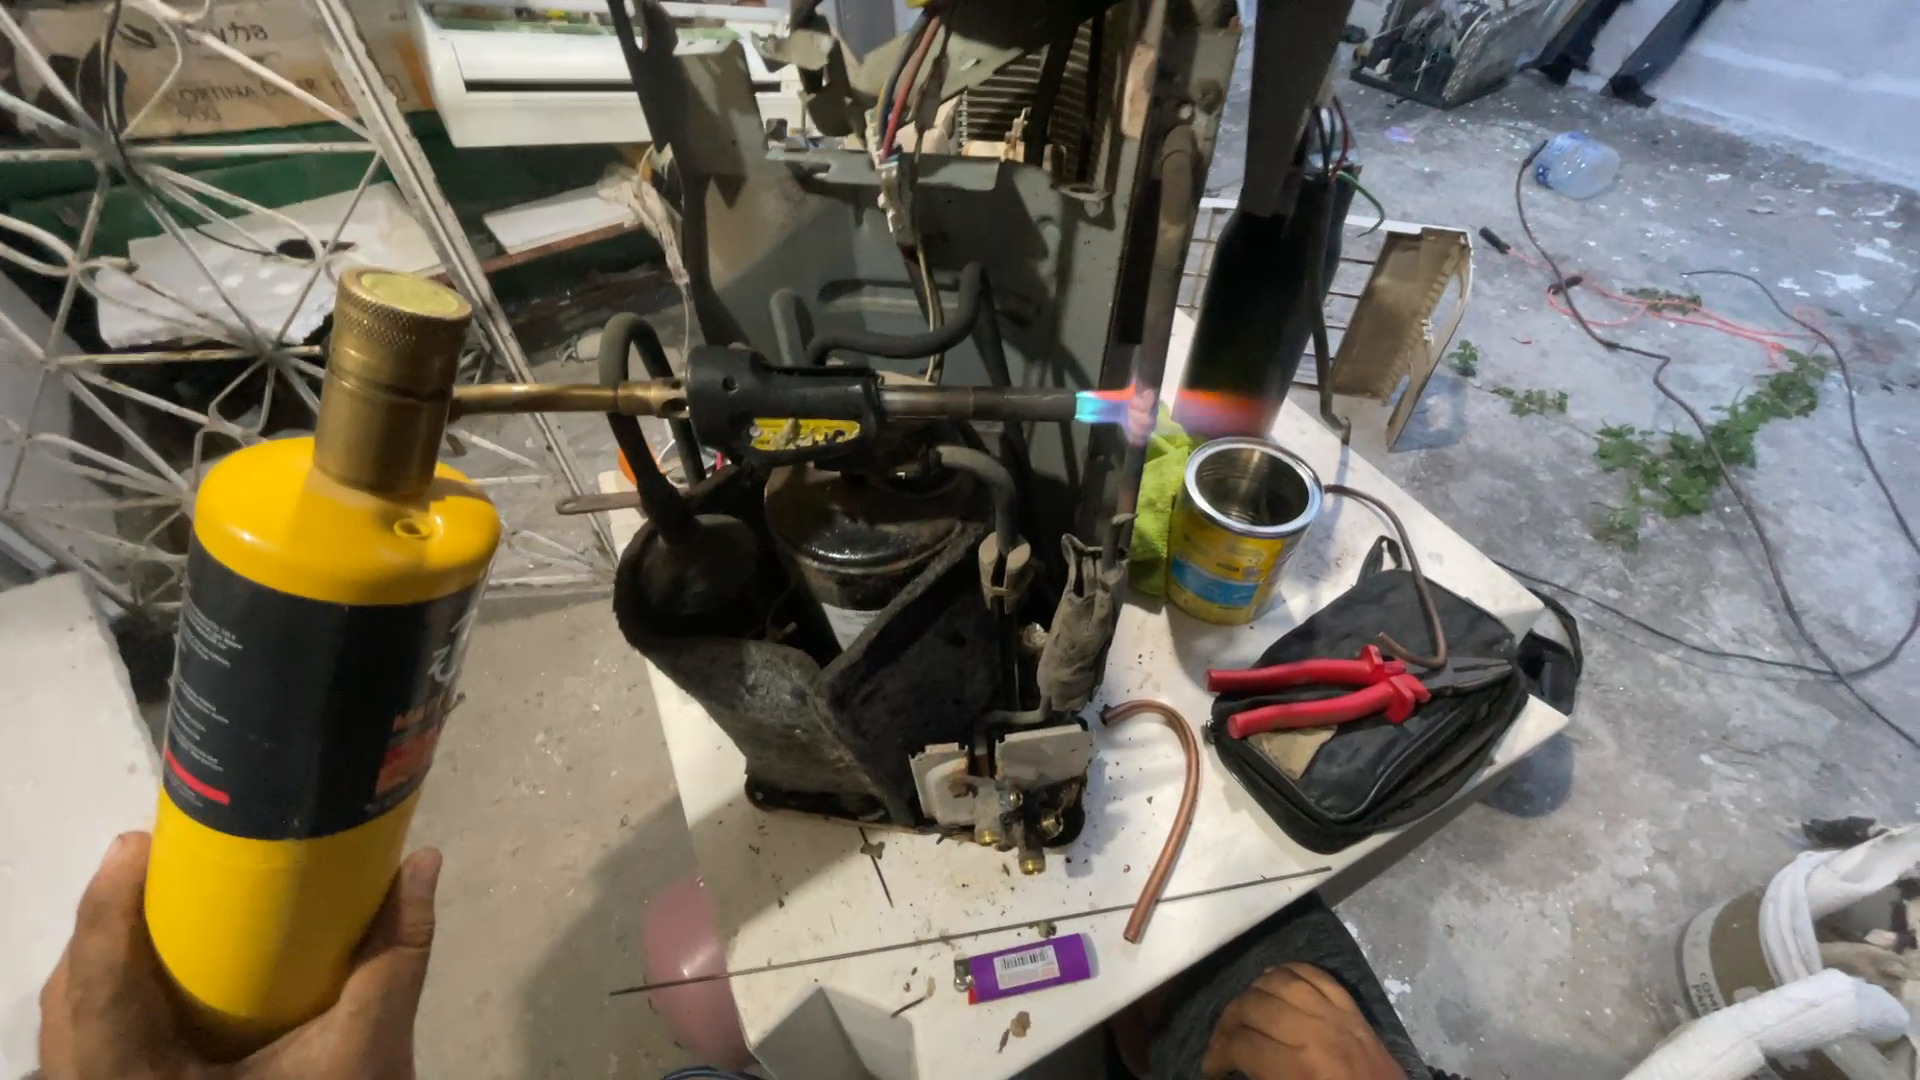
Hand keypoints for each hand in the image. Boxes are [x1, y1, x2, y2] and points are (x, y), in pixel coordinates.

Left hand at [39, 831, 442, 1079]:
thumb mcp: (369, 1042)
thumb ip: (397, 952)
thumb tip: (421, 860)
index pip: (96, 991)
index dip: (104, 915)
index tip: (136, 845)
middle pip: (71, 999)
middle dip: (106, 921)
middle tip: (162, 856)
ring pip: (76, 1019)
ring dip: (111, 951)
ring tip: (164, 892)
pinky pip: (98, 1033)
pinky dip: (124, 983)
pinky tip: (175, 957)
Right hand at [1201, 963, 1405, 1079]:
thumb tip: (1234, 1066)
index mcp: (1300, 1070)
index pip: (1242, 1044)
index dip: (1217, 1055)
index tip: (1211, 1067)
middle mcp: (1315, 1033)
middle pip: (1253, 1005)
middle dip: (1228, 1022)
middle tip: (1223, 1041)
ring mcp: (1337, 1016)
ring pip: (1279, 981)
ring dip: (1253, 991)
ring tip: (1245, 1011)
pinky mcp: (1353, 1009)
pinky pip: (1313, 974)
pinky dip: (1288, 971)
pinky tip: (1274, 982)